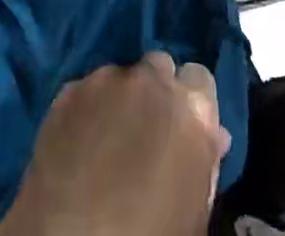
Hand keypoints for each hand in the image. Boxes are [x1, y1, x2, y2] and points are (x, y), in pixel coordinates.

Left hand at [0, 53, 228, 235]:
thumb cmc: (150, 227)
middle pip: (158, 66)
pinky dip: (89, 106)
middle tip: (147, 125)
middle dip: (155, 88)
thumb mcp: (195, 204)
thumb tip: (214, 135)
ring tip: (110, 133)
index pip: (199, 77)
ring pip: (120, 75)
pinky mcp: (70, 89)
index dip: (191, 98)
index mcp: (192, 108)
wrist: (77, 233)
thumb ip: (205, 158)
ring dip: (121, 96)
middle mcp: (150, 81)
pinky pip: (87, 88)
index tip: (182, 121)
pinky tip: (82, 137)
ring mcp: (106, 80)